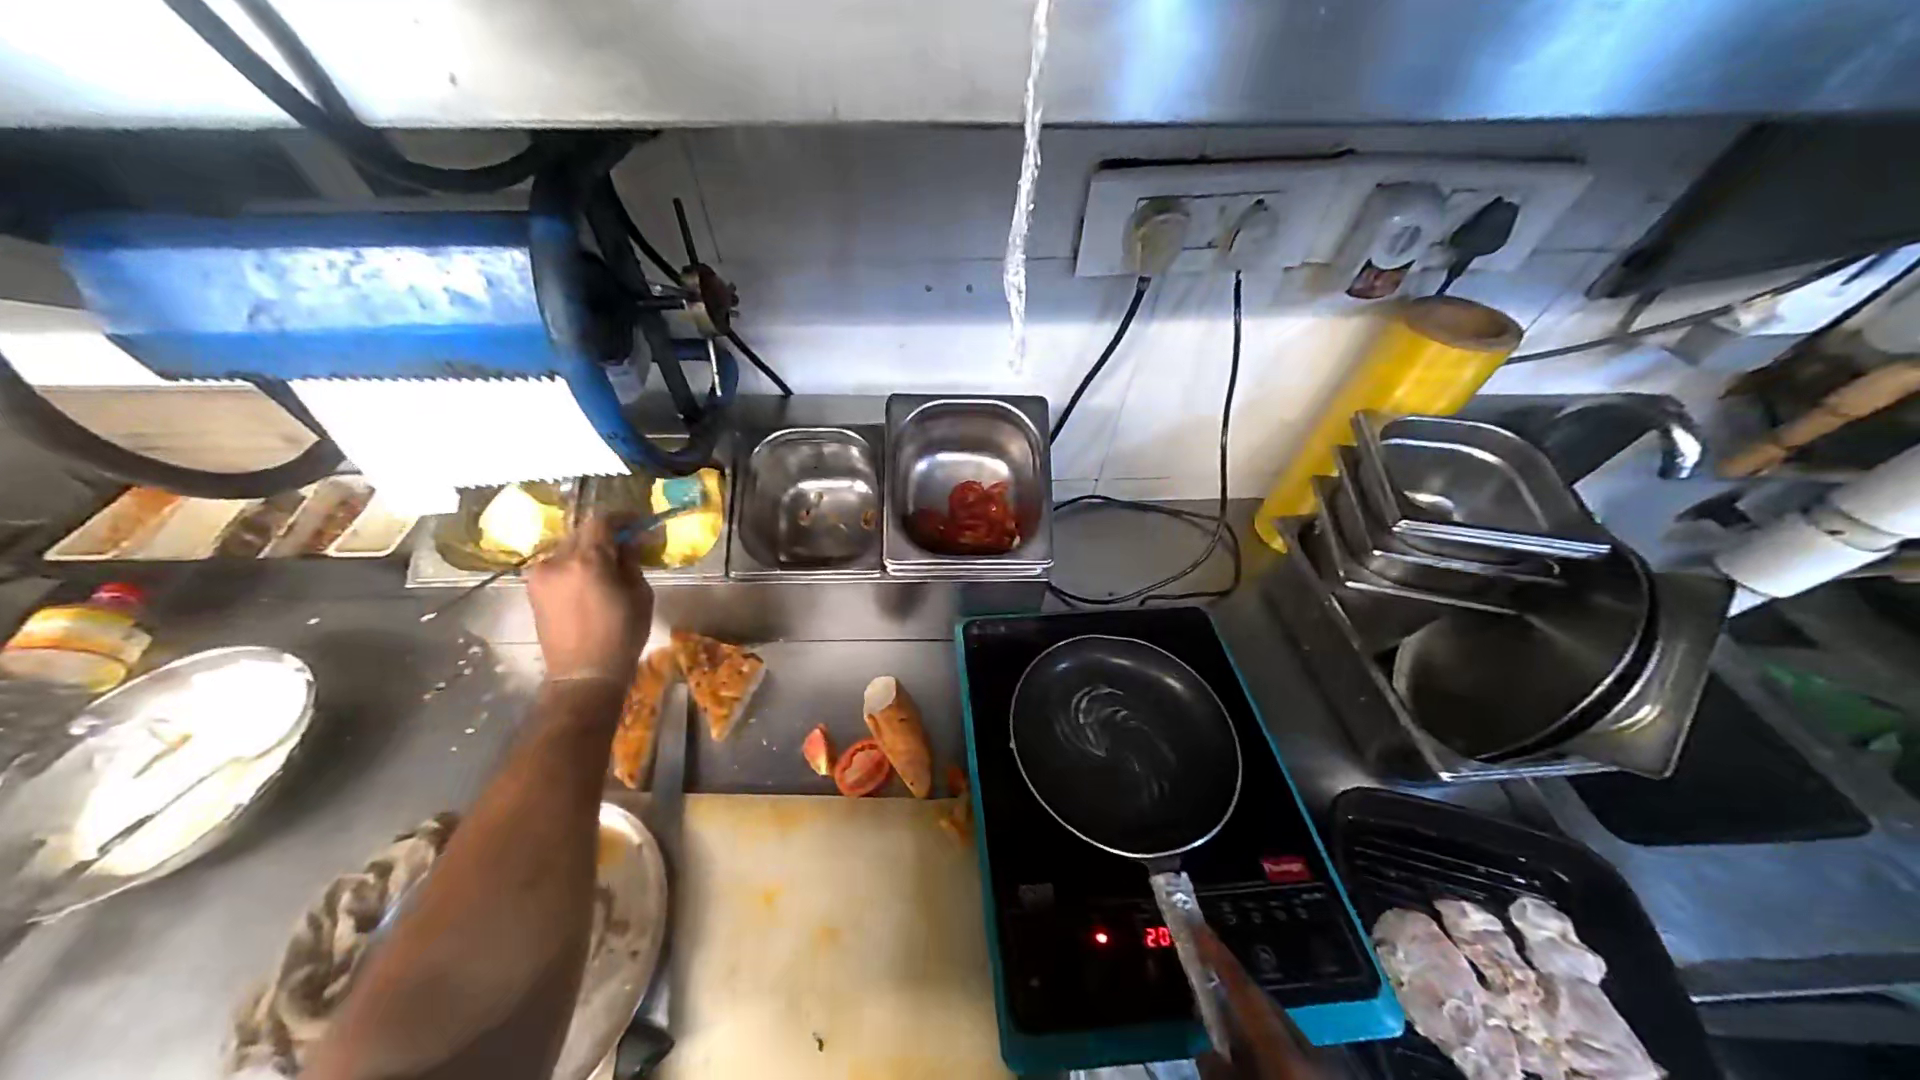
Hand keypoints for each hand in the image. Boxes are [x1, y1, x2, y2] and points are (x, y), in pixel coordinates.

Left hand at [526, 514, 652, 684]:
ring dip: (588, 551)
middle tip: (626, 545)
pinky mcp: (532, 589)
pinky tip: (588, 580)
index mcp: (588, 560)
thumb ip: (632, 561)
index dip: (622, 517)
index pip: (602, 521)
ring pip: (567, 549)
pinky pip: (557, 565)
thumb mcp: (640, 594)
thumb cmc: (621, 635)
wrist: (583, 674)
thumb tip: (631, 541)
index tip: (638, 523)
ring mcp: (539, 574)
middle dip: (605, 535)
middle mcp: (557, 560)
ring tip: (606, 565)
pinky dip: (574, 566)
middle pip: (582, 532)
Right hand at [1195, 924, 1327, 1079]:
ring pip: (1282, 1035)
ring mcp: (1329, 1069)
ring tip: (1225, 1033)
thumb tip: (1207, 1053)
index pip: (1245, 991)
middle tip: (1204, 978)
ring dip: (1252, 1031)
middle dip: (1235, 994)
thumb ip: (1222, 1077)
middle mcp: (1312, 1054)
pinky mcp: (1334, 1077)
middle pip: (1267, 1010)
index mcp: (1286, 1056)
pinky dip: (1270, 1057)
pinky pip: (1296, 1058)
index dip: (1218, 955)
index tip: (1196, 924)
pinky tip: (1254, 1066)